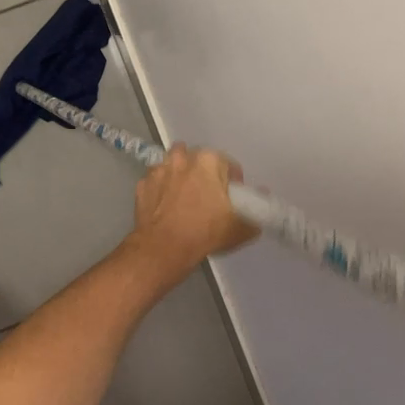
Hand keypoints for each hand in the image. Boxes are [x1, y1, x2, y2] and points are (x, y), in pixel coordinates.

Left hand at [128, 145, 259, 271]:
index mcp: (209, 161)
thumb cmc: (207, 232)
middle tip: (208, 195)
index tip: (230, 196)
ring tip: (185, 196)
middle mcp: (182, 158)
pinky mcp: (142, 184)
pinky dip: (161, 189)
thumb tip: (261, 195)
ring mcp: (158, 169)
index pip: (227, 163)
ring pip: (173, 165)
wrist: (166, 246)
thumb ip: (256, 208)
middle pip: (197, 159)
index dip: (231, 180)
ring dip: (180, 175)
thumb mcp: (242, 227)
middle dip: (204, 172)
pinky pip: (156, 181)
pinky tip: (165, 205)